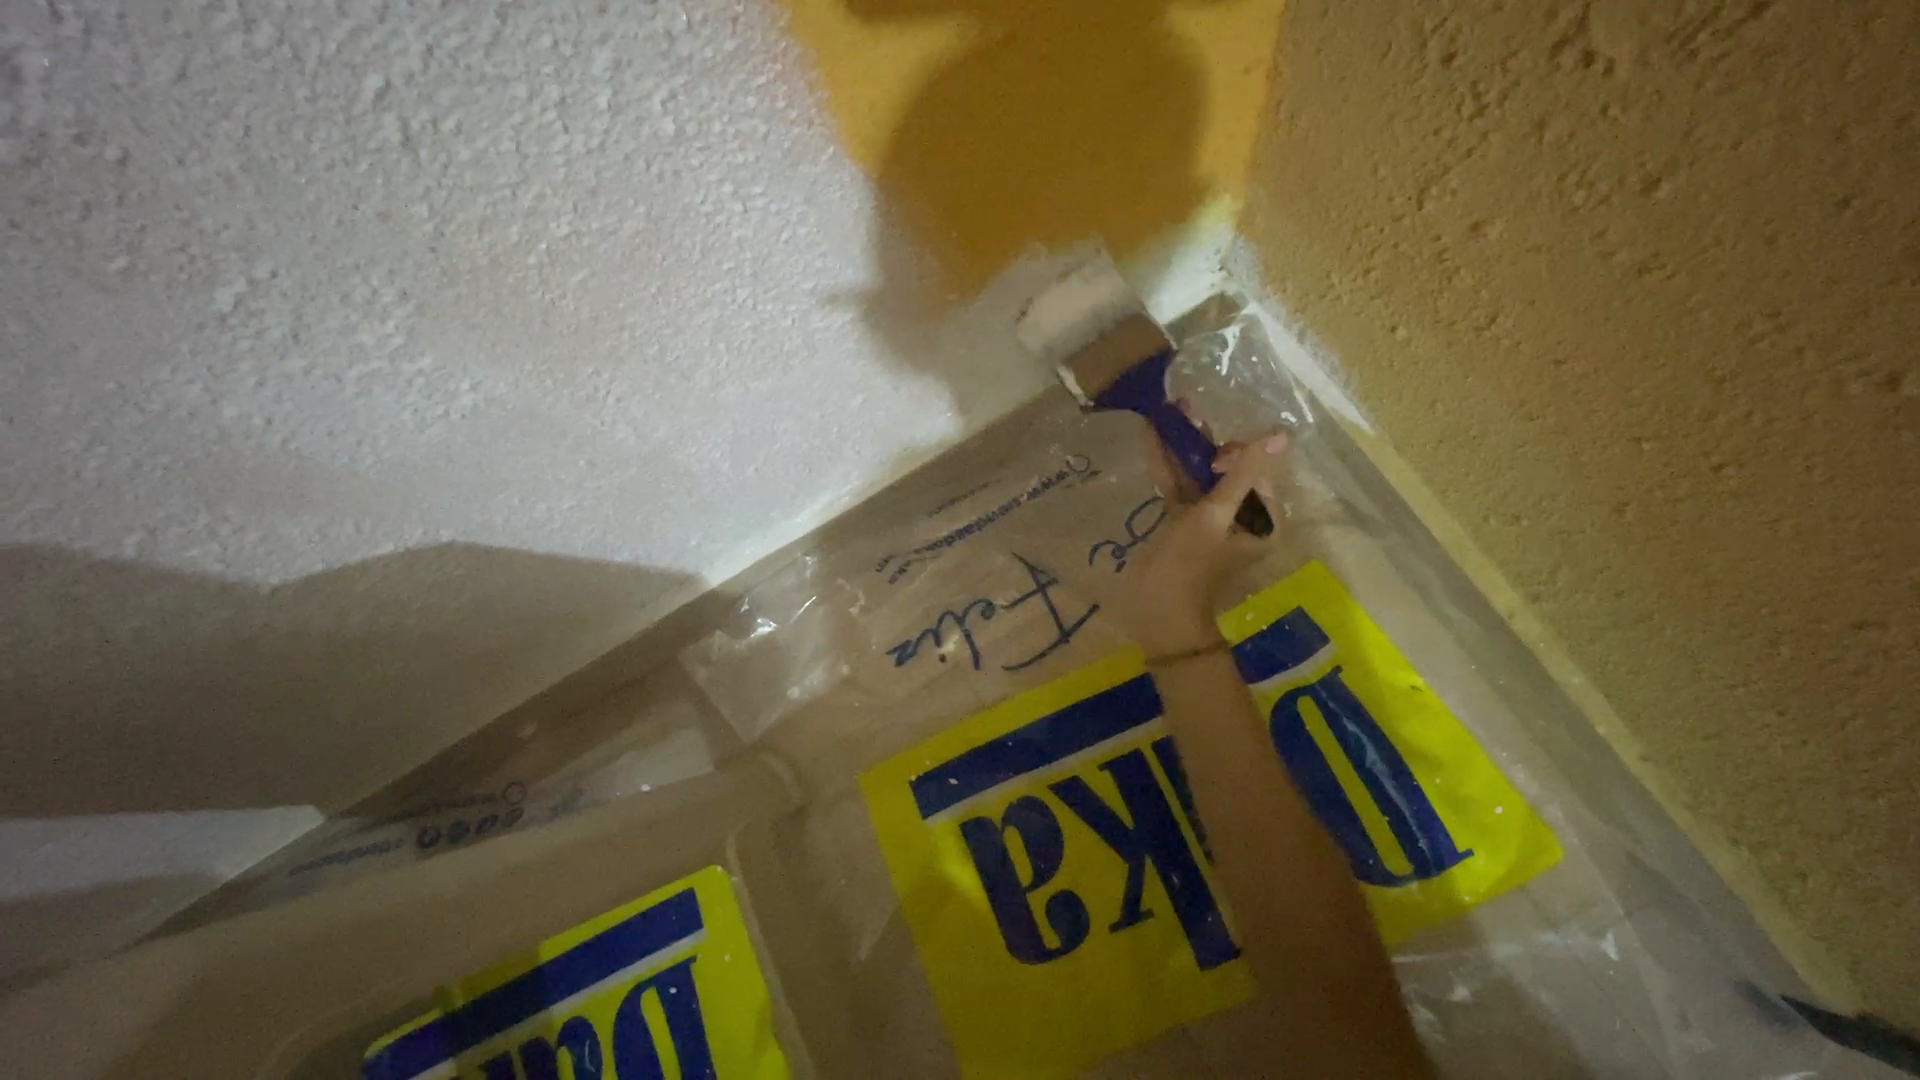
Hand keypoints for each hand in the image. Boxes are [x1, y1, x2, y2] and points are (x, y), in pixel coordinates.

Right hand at [1113, 428, 1289, 656]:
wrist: (1155, 607)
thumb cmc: (1191, 564)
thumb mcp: (1217, 515)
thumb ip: (1243, 473)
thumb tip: (1280, 435)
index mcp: (1263, 521)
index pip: (1257, 473)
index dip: (1238, 455)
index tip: (1217, 454)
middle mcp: (1240, 516)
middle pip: (1226, 470)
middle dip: (1205, 443)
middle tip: (1185, 411)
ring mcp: (1208, 518)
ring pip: (1199, 474)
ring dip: (1183, 446)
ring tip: (1170, 410)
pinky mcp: (1181, 520)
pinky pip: (1178, 486)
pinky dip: (1166, 464)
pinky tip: (1151, 433)